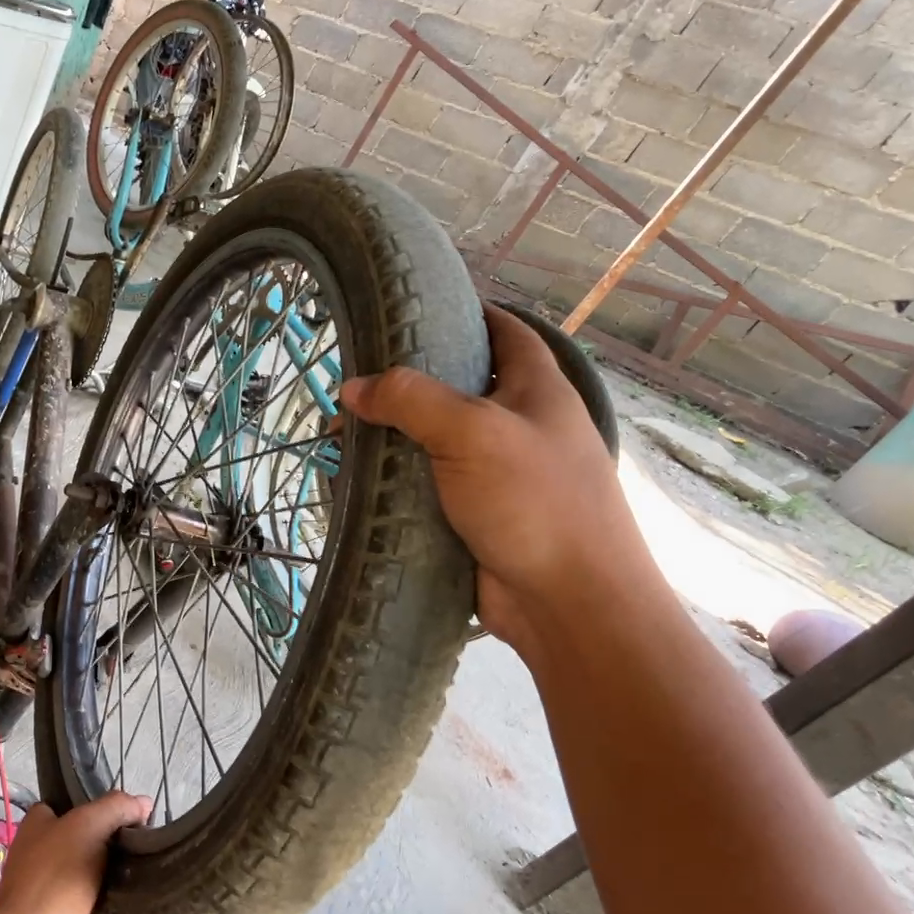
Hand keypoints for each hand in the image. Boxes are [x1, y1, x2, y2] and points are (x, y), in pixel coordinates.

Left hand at [0, 792, 152, 913]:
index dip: (107, 807)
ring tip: (154, 866)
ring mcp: (65, 884)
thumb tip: (143, 802)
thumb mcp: (85, 826)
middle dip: (121, 843)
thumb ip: (113, 808)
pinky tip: (146, 891)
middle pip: (96, 839)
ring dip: (126, 873)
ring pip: (105, 872)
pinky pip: (109, 901)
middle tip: (150, 843)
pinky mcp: (79, 913)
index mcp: (43, 822)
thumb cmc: (54, 874)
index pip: (79, 805)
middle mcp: (51, 850)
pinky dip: (125, 899)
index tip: (136, 815)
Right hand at [339, 304, 655, 651]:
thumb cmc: (536, 503)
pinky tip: (356, 479)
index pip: (508, 333)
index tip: (419, 308)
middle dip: (408, 382)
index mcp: (538, 393)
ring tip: (341, 434)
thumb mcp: (472, 432)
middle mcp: (520, 428)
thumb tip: (352, 388)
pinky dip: (392, 480)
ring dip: (391, 436)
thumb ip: (410, 399)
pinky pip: (425, 485)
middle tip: (355, 379)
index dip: (471, 313)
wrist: (571, 605)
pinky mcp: (474, 515)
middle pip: (459, 387)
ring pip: (434, 441)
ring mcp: (497, 475)